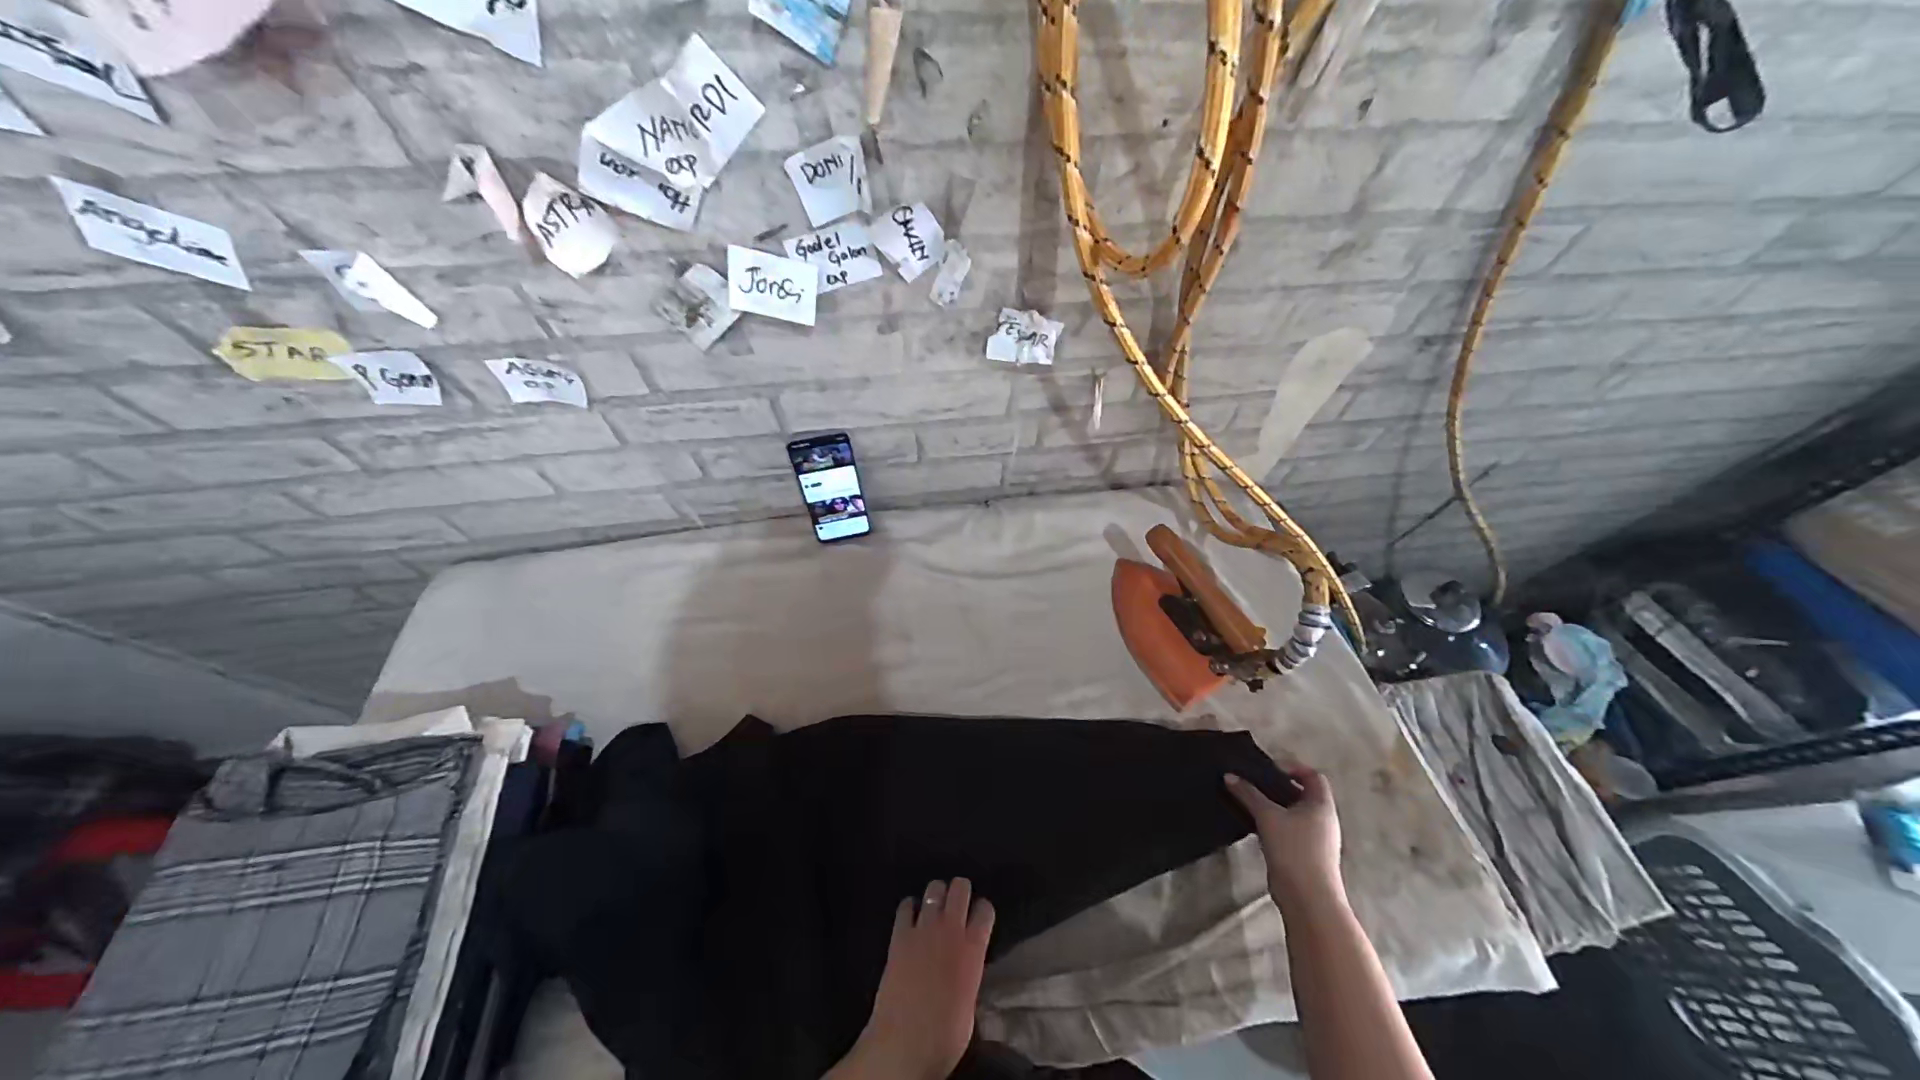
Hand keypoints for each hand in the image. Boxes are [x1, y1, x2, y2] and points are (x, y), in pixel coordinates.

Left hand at [845, 878, 996, 1079]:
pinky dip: (909, 907)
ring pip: (934, 888)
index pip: (985, 909)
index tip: (979, 918)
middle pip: (960, 887)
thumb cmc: (945, 1035)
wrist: (904, 1042)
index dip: (983, 911)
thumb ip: (969, 974)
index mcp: (973, 948)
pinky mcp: (899, 935)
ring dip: (936, 895)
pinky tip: (910, 918)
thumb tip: (965, 968)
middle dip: (960, 891)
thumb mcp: (970, 1002)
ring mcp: (923, 928)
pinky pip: (905, 905)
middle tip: (957, 905)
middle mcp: (950, 929)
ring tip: (934, 908)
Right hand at [1226, 768, 1343, 911]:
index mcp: (1321, 805)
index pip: (1312, 775)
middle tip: (1253, 783)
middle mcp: (1323, 819)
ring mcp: (1316, 838)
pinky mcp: (1305, 853)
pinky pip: (1289, 829)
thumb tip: (1229, 775)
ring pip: (1294, 812)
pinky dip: (1274, 822)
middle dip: (1278, 786)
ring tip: (1249, 801)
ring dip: (1274, 805)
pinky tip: (1255, 824)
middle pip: (1302, 793)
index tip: (1267, 769)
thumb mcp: (1267, 816)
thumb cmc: (1293, 849)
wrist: (1308, 897)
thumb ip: (1248, 794)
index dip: (1292, 767)